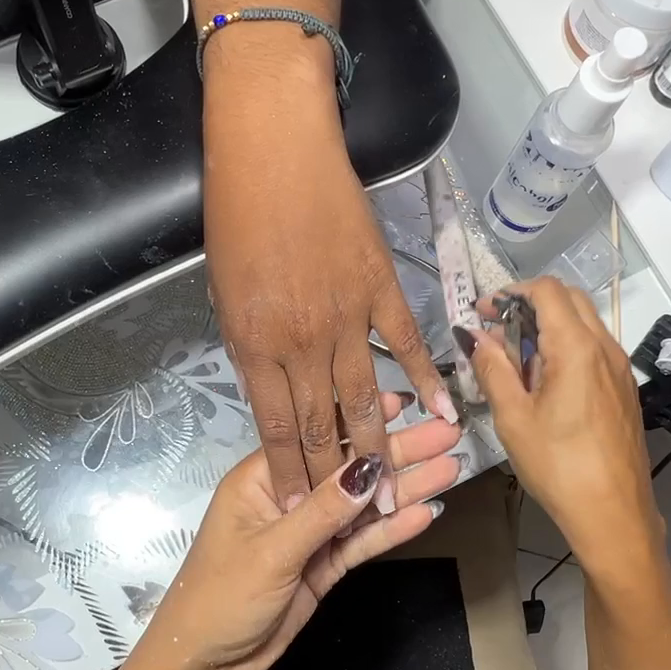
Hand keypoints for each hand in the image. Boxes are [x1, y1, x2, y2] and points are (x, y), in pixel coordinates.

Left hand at [142, 393, 461, 669]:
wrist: (206, 661)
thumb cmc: (222, 596)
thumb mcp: (272, 550)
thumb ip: (324, 510)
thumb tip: (371, 467)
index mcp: (262, 478)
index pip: (317, 438)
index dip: (360, 419)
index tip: (406, 404)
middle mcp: (289, 497)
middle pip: (349, 469)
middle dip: (396, 453)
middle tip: (447, 436)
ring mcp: (309, 532)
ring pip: (362, 505)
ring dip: (404, 489)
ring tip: (451, 470)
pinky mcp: (323, 564)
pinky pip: (361, 541)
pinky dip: (391, 530)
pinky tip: (425, 514)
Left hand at [201, 38, 453, 517]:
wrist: (274, 145)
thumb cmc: (236, 214)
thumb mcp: (224, 293)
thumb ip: (250, 348)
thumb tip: (273, 390)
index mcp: (255, 346)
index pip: (276, 430)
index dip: (291, 475)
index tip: (301, 512)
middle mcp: (302, 344)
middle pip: (321, 428)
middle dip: (334, 482)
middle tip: (352, 524)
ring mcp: (346, 318)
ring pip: (365, 399)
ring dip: (380, 450)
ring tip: (395, 492)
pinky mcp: (381, 290)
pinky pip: (407, 344)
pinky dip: (427, 379)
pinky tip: (446, 411)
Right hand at [459, 277, 662, 554]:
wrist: (612, 513)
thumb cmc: (557, 466)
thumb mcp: (513, 418)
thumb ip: (493, 369)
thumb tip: (476, 336)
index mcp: (578, 348)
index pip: (548, 291)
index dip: (511, 292)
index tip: (484, 312)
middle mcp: (606, 348)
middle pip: (570, 301)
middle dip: (529, 305)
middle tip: (496, 333)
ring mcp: (620, 369)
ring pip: (584, 325)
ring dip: (548, 329)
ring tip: (515, 362)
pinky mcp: (623, 390)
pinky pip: (593, 351)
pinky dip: (565, 349)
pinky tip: (543, 384)